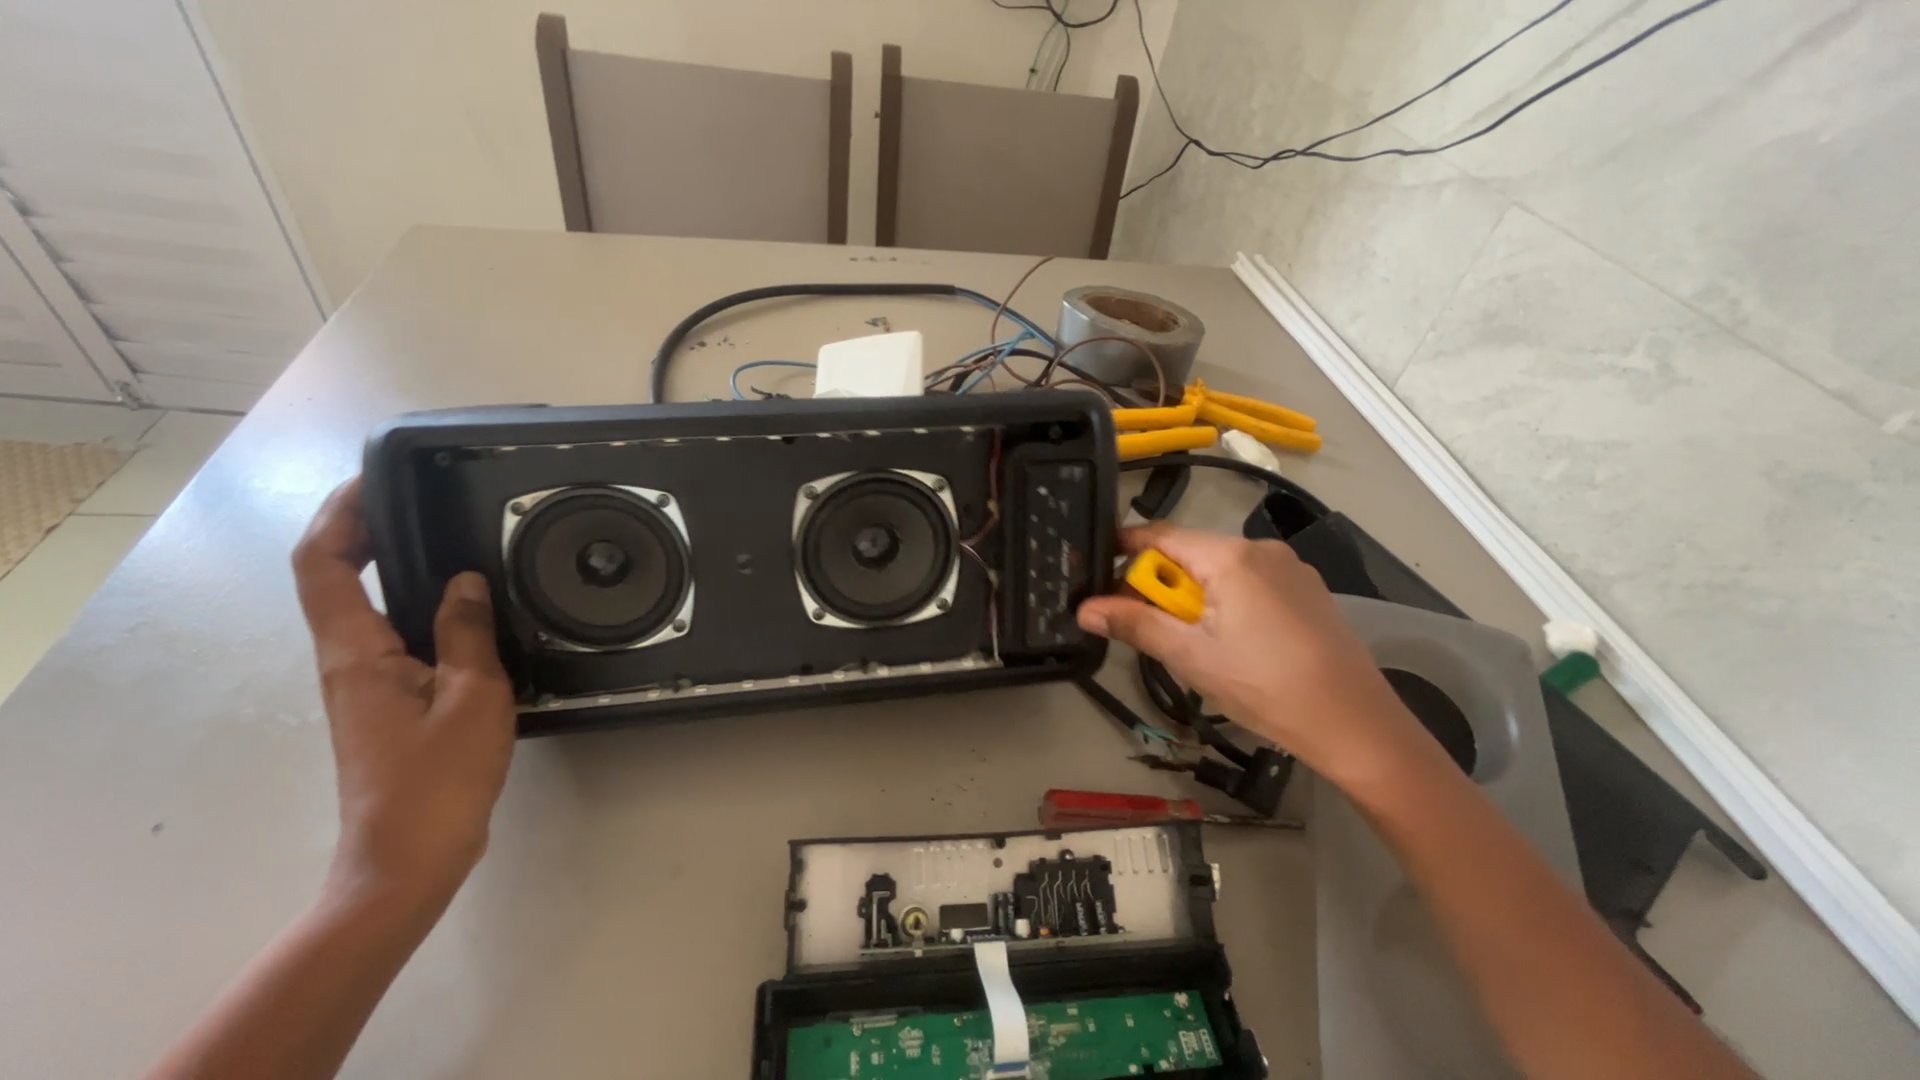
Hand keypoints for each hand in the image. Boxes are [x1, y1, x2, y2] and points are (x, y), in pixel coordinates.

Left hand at [291, 479, 516, 906]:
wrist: (408, 857)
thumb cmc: (438, 778)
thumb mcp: (472, 696)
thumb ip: (466, 632)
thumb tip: (464, 582)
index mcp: (356, 651)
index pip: (325, 564)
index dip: (339, 515)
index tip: (375, 483)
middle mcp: (346, 662)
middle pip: (334, 579)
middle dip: (363, 532)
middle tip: (417, 504)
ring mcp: (360, 687)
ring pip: (361, 609)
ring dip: (387, 569)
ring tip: (443, 545)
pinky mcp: (382, 707)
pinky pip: (388, 637)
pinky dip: (411, 608)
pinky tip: (457, 613)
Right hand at [1077, 523, 1432, 779]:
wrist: (1354, 723)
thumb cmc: (1264, 686)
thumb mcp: (1190, 657)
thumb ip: (1136, 625)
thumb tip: (1085, 609)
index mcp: (1230, 556)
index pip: (1160, 535)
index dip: (1124, 549)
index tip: (1097, 572)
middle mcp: (1262, 549)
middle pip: (1191, 553)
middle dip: (1161, 584)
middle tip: (1145, 626)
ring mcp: (1291, 569)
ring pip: (1222, 570)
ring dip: (1194, 597)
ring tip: (1191, 644)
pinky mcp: (1309, 592)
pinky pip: (1251, 583)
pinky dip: (1228, 602)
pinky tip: (1234, 644)